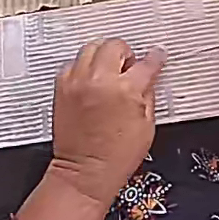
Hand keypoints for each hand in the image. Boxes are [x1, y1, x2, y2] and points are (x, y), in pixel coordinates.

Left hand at [47, 38, 165, 206]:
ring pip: (91, 47)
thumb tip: (149, 77)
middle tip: (129, 67)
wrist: (84, 174)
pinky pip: (73, 63)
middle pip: (115, 45)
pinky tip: (91, 80)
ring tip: (108, 71)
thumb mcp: (147, 125)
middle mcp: (99, 80)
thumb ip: (149, 94)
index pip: (146, 62)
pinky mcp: (62, 88)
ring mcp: (78, 82)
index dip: (155, 58)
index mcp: (126, 90)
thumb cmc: (116, 157)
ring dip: (103, 56)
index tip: (156, 56)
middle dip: (126, 54)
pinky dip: (83, 67)